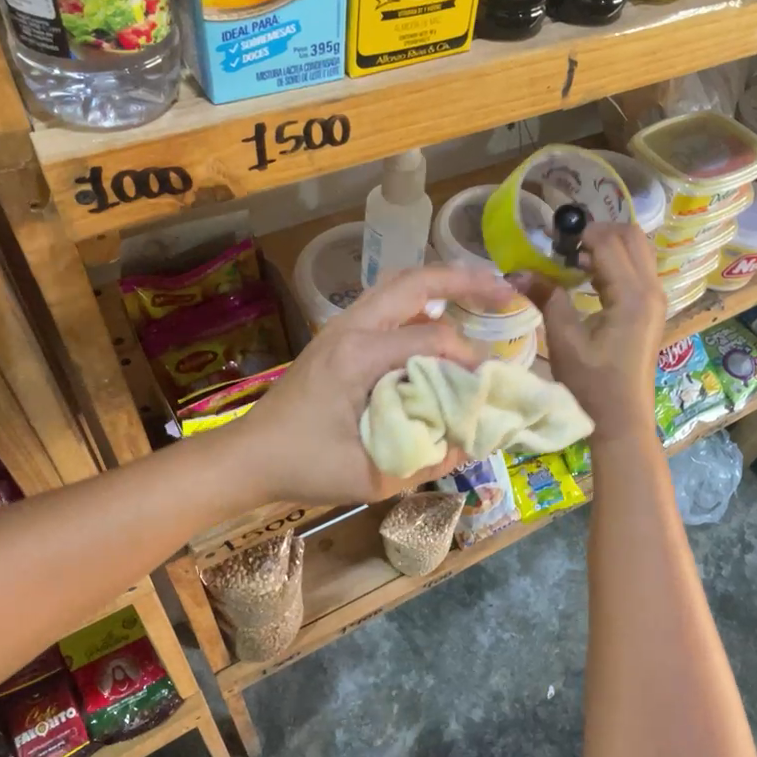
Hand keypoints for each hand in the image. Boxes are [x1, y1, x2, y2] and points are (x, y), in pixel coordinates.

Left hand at [232, 265, 516, 503]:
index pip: (432, 339)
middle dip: (466, 281)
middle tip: (508, 291)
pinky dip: (422, 300)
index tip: (492, 386)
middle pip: (415, 281)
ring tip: (483, 293)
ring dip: (443, 283)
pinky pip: (388, 302)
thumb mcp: (371, 476)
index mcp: (358, 356)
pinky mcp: (338, 337)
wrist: (249, 456)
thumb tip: (474, 438)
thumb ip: (428, 458)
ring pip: (399, 284)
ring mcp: (341, 327)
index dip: (469, 359)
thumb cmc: (304, 466)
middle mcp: (351, 328)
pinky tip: (442, 318)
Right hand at [520, 222, 663, 439]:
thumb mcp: (564, 340)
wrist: (621, 421)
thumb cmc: (592, 386)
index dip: (579, 234)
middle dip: (597, 233)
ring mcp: (655, 300)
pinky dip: (614, 263)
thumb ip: (546, 298)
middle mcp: (651, 290)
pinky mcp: (651, 310)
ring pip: (637, 250)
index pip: (608, 242)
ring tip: (573, 262)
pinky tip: (587, 280)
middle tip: (564, 248)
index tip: (551, 242)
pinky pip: (637, 269)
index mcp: (632, 296)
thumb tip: (515, 271)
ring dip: (607, 247)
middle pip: (631, 236)